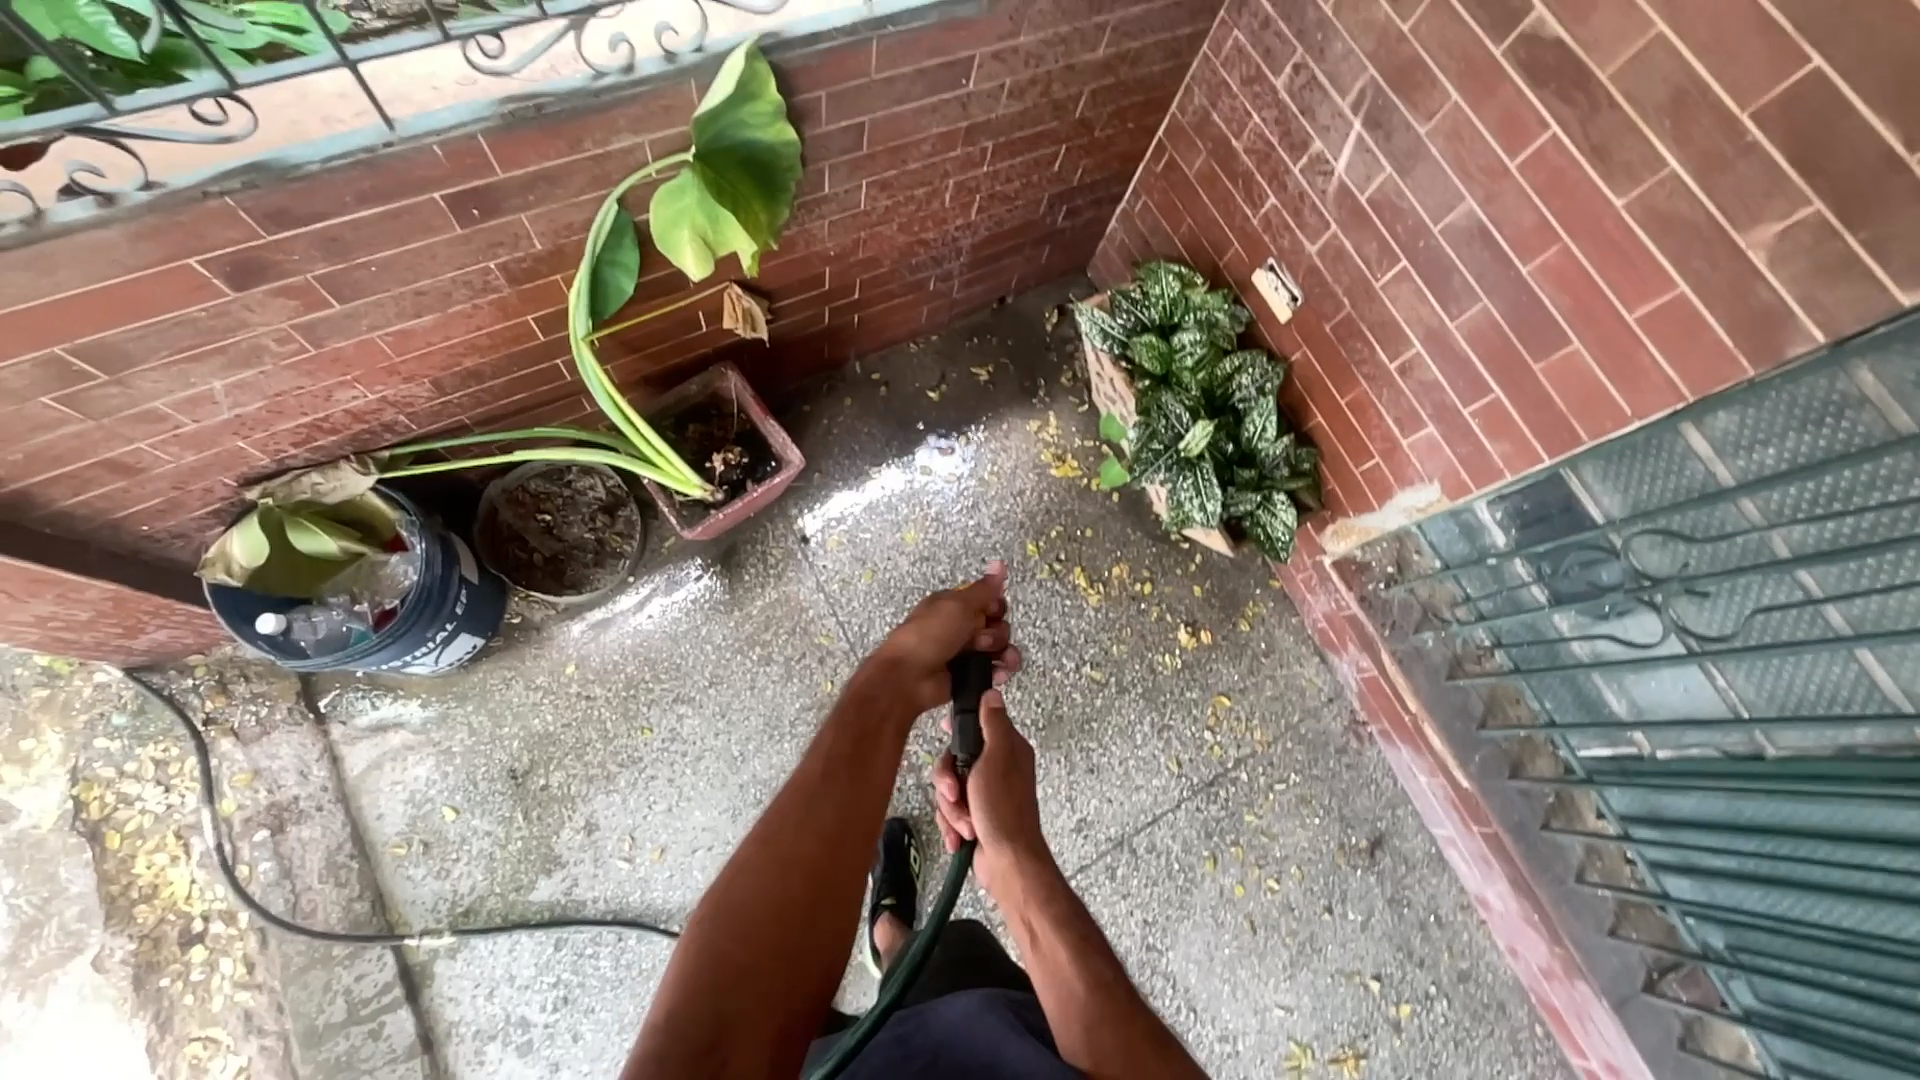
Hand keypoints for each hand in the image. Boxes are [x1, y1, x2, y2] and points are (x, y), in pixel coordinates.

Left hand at [864, 560, 1022, 714]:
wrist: (909, 678)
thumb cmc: (929, 635)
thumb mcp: (957, 605)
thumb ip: (983, 588)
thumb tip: (1000, 563)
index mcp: (953, 606)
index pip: (987, 601)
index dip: (995, 607)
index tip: (992, 613)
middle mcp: (959, 628)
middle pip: (996, 625)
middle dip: (997, 633)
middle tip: (979, 641)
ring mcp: (964, 653)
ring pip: (998, 649)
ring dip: (1005, 653)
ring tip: (999, 661)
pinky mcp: (967, 675)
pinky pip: (993, 670)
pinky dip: (1000, 671)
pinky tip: (998, 674)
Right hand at [932, 689, 1052, 898]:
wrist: (1008, 862)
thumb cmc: (1003, 808)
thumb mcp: (997, 757)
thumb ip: (993, 724)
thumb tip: (993, 692)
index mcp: (1008, 749)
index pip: (977, 725)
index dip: (958, 729)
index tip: (943, 730)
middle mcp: (997, 768)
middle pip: (955, 760)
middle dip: (948, 782)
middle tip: (954, 794)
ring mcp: (985, 795)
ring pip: (950, 788)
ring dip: (951, 809)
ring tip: (965, 825)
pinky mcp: (975, 816)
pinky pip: (951, 812)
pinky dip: (952, 825)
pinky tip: (959, 838)